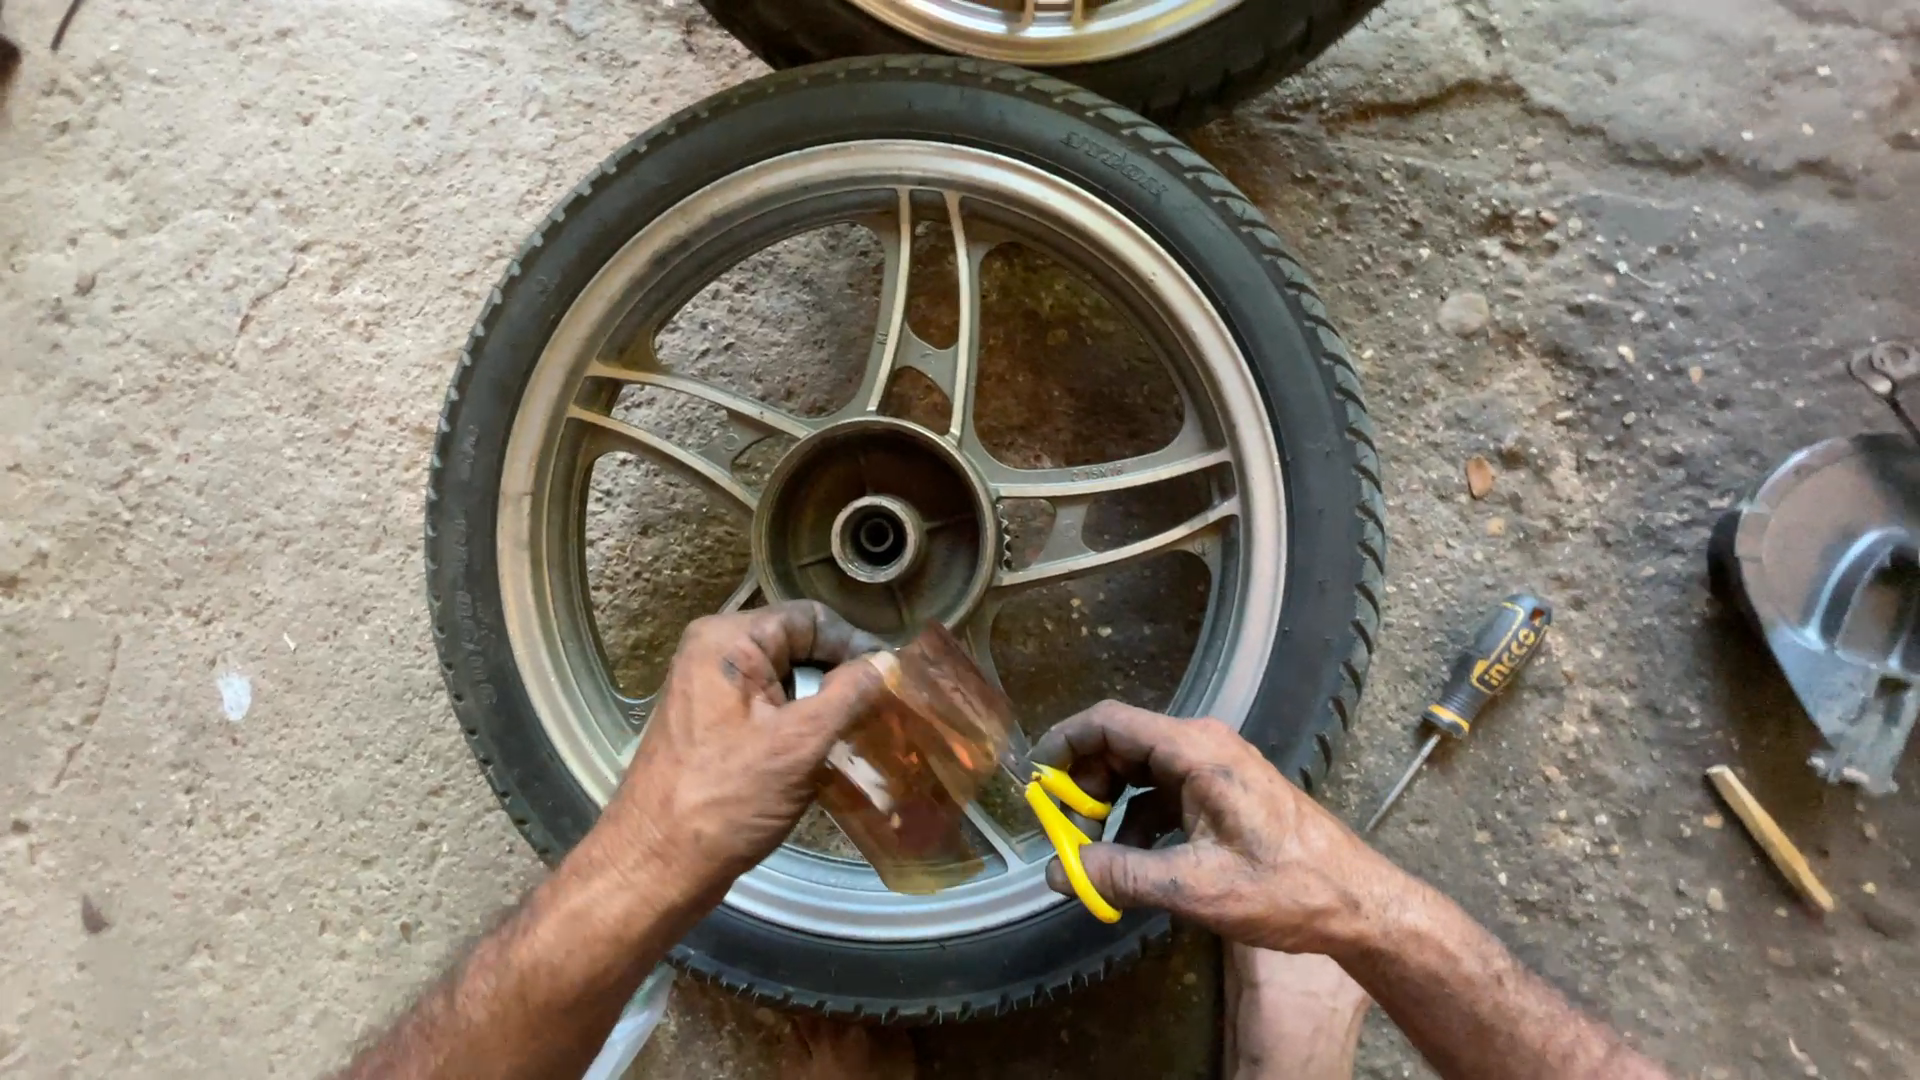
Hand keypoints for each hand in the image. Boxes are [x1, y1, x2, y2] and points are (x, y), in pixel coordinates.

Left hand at [595, 601, 888, 898]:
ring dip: (826, 701)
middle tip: (886, 706)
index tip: (894, 679)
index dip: (857, 644)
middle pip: (799, 644)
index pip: (812, 618)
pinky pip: (769, 705)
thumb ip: (851, 693)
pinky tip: (830, 748)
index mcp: (730, 640)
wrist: (653, 867)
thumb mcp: (800, 742)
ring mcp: (710, 689)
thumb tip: (890, 662)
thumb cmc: (726, 798)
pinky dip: (802, 721)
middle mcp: (715, 652)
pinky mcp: (712, 723)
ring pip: (787, 677)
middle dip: (843, 674)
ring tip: (866, 728)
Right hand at [1033, 701, 1401, 954]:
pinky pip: (1160, 787)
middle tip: (1063, 824)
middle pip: (1120, 741)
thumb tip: (1054, 872)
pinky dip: (1135, 813)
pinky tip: (1131, 854)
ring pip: (1137, 765)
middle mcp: (1200, 744)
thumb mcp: (1196, 887)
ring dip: (1108, 799)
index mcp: (1194, 749)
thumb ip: (1121, 874)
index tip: (1036, 775)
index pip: (1111, 721)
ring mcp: (1210, 764)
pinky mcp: (1217, 787)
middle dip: (1084, 779)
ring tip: (1092, 844)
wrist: (1360, 902)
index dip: (1066, 740)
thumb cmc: (1285, 887)